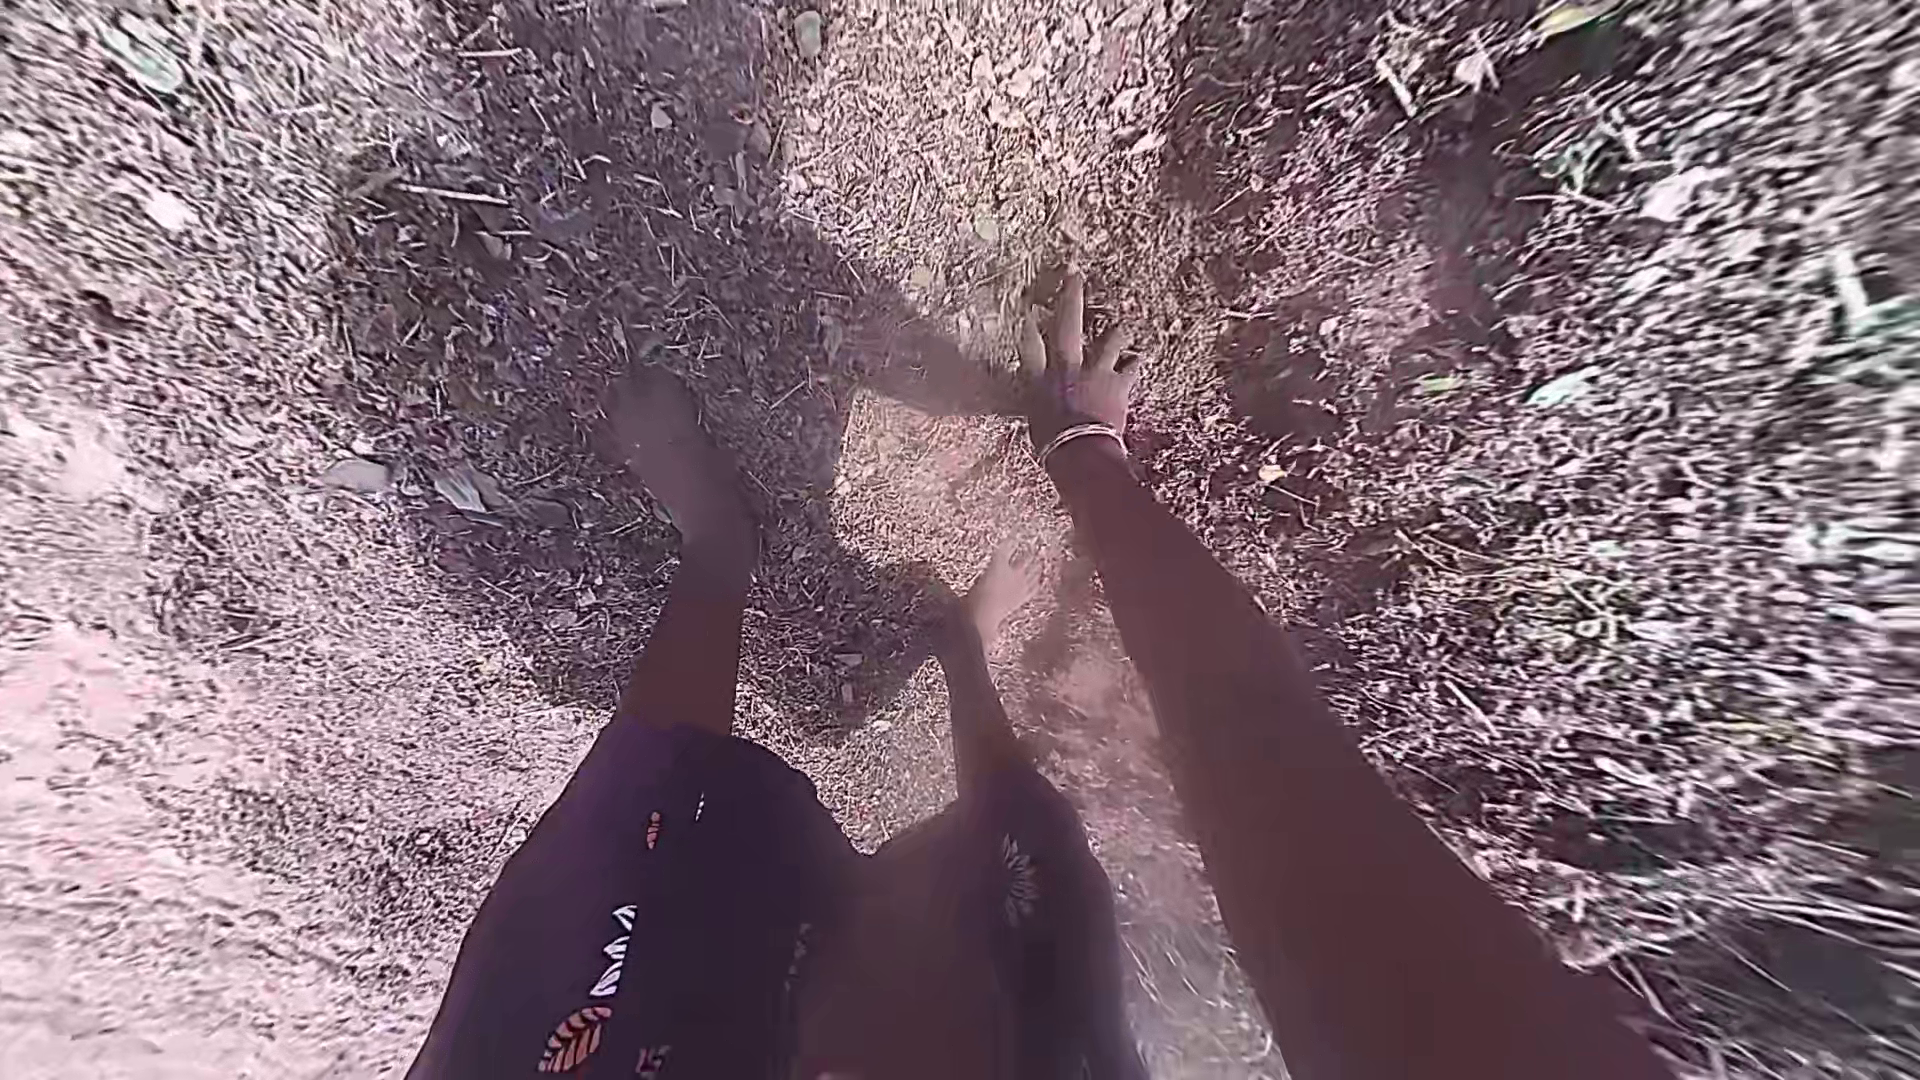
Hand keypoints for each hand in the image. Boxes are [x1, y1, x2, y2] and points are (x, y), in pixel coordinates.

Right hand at [1018, 265, 1143, 450]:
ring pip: (1109, 340)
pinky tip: (1138, 358)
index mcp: (1040, 380)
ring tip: (1123, 325)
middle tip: (1075, 273)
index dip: (1029, 327)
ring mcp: (1095, 373)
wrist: (1080, 452)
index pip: (1030, 346)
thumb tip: (1041, 416)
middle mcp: (1067, 368)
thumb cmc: (1052, 447)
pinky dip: (1134, 363)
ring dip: (1116, 332)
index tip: (1030, 311)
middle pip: (1067, 324)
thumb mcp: (1036, 427)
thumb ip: (1039, 412)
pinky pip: (1131, 367)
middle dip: (1071, 297)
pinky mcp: (1119, 385)